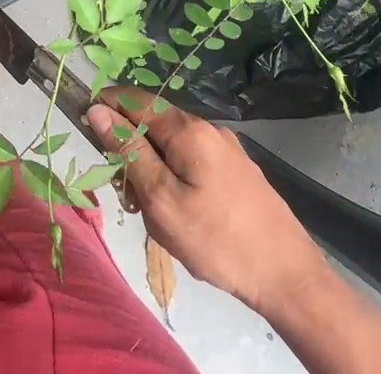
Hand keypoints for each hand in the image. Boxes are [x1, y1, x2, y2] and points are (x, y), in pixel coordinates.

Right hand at [87, 90, 328, 314]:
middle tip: (127, 195)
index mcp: (188, 130)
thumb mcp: (160, 198)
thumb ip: (127, 150)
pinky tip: (179, 215)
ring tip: (153, 213)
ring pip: (171, 146)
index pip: (133, 99)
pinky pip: (191, 162)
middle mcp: (209, 129)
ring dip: (151, 170)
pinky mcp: (238, 172)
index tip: (88, 137)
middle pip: (151, 124)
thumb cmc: (217, 240)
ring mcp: (227, 150)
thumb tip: (97, 109)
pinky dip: (173, 179)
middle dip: (129, 151)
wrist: (291, 280)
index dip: (105, 109)